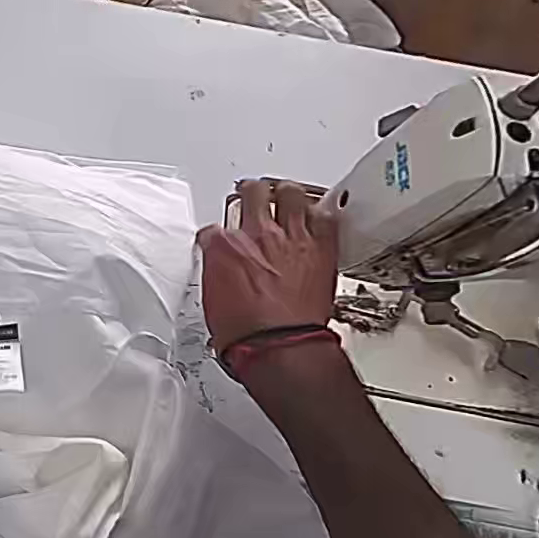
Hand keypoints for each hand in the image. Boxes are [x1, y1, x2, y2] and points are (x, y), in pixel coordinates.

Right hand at [196, 179, 338, 347]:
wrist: (278, 346)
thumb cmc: (246, 333)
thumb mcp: (213, 302)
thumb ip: (219, 277)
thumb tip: (222, 277)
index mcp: (223, 248)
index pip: (214, 229)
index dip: (216, 234)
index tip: (220, 239)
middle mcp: (257, 235)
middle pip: (253, 192)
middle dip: (251, 191)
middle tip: (252, 193)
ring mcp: (291, 237)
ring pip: (290, 193)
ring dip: (286, 193)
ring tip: (286, 195)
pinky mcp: (322, 247)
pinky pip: (325, 216)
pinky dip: (319, 215)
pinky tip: (317, 216)